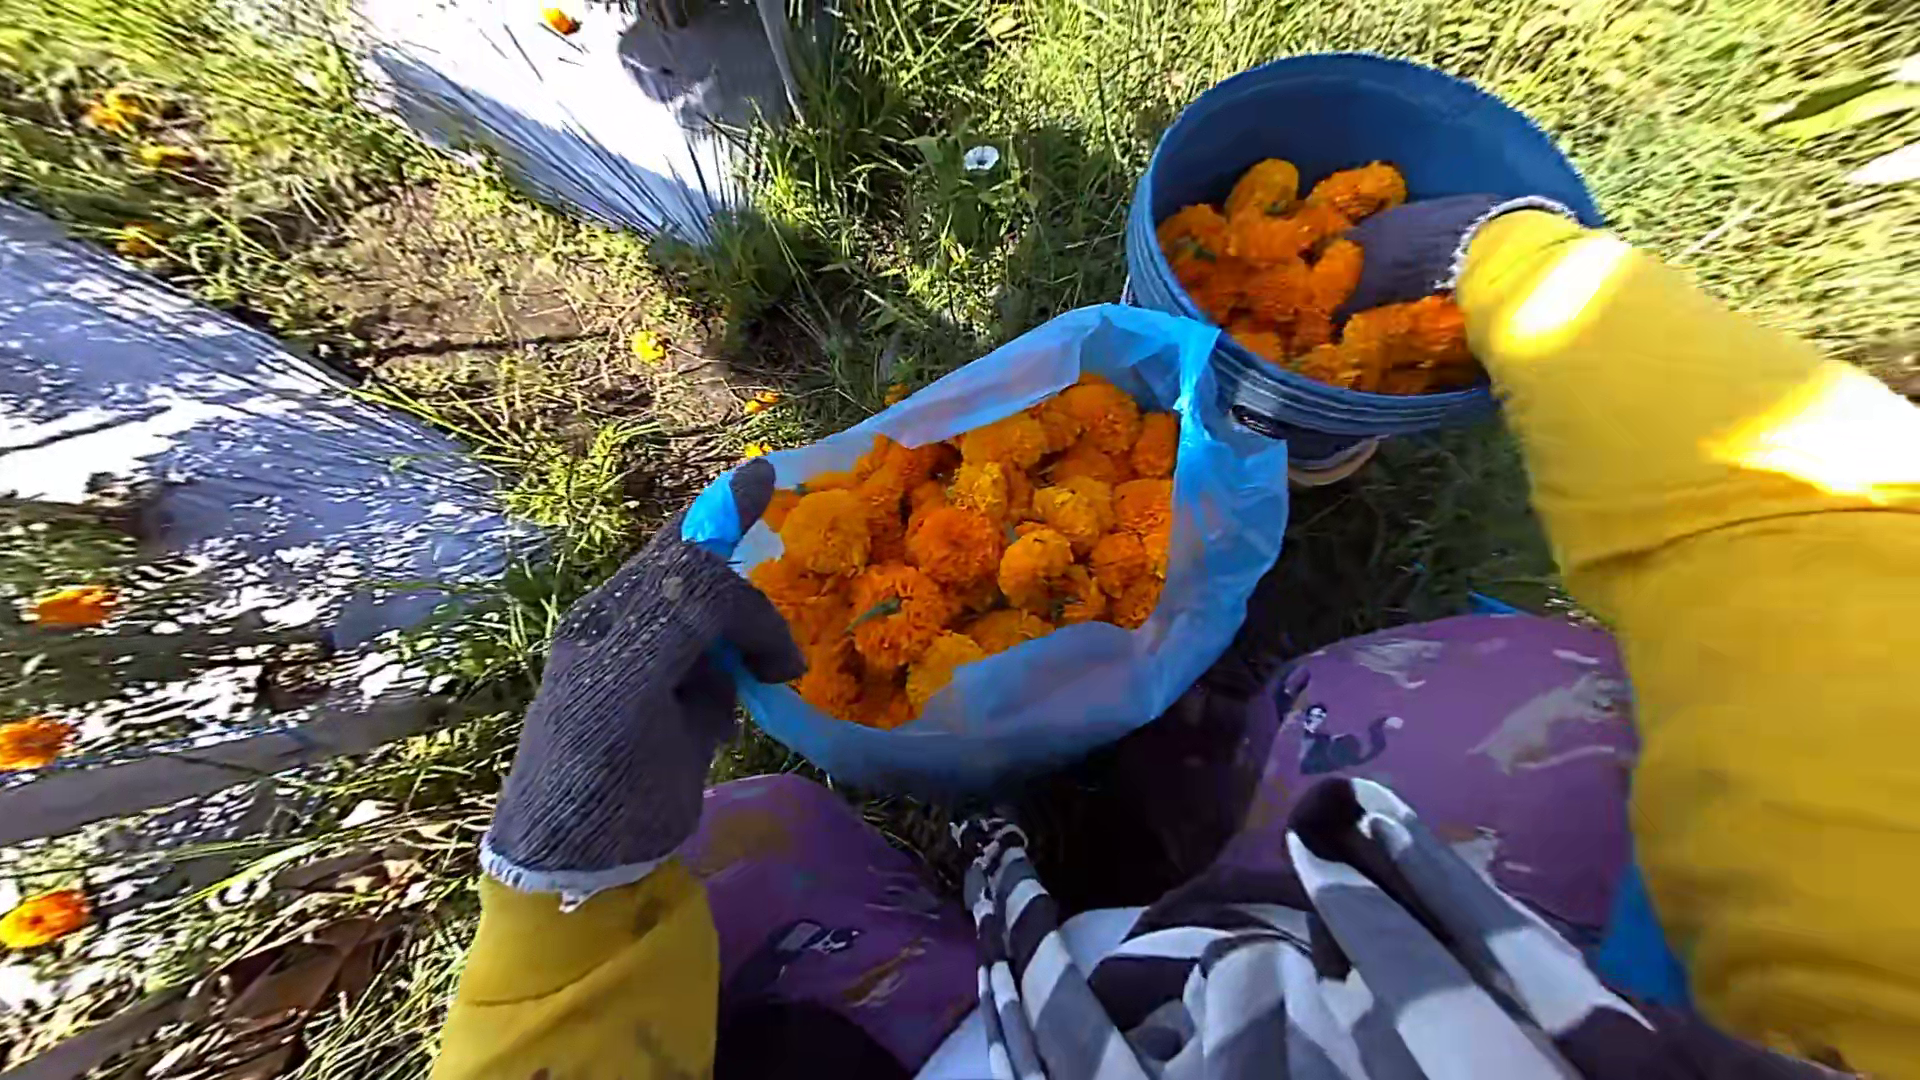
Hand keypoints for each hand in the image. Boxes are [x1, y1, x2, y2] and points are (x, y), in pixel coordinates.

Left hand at [481, 459, 804, 900]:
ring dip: (757, 644)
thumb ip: (673, 620)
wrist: (589, 861)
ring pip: (732, 623)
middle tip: (778, 657)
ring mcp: (670, 664)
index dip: (721, 510)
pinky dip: (755, 672)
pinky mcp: (695, 697)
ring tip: (771, 678)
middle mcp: (640, 630)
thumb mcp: (624, 692)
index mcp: (613, 619)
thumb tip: (731, 588)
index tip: (766, 473)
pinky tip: (749, 701)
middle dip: (750, 610)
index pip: (677, 551)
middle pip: (711, 584)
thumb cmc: (595, 776)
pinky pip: (737, 662)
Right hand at [1335, 194, 1576, 318]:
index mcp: (1367, 229)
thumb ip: (1347, 308)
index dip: (1340, 260)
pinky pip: (1437, 227)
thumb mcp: (1372, 296)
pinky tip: (1439, 259)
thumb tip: (1330, 323)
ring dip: (1406, 246)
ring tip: (1411, 269)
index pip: (1343, 242)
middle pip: (1377, 234)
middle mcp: (1393, 212)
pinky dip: (1434, 241)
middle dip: (1375, 252)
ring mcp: (1428, 206)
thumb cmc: (1410, 272)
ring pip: (1408, 228)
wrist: (1474, 245)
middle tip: (1375, 275)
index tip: (1340, 276)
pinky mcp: (1461, 206)